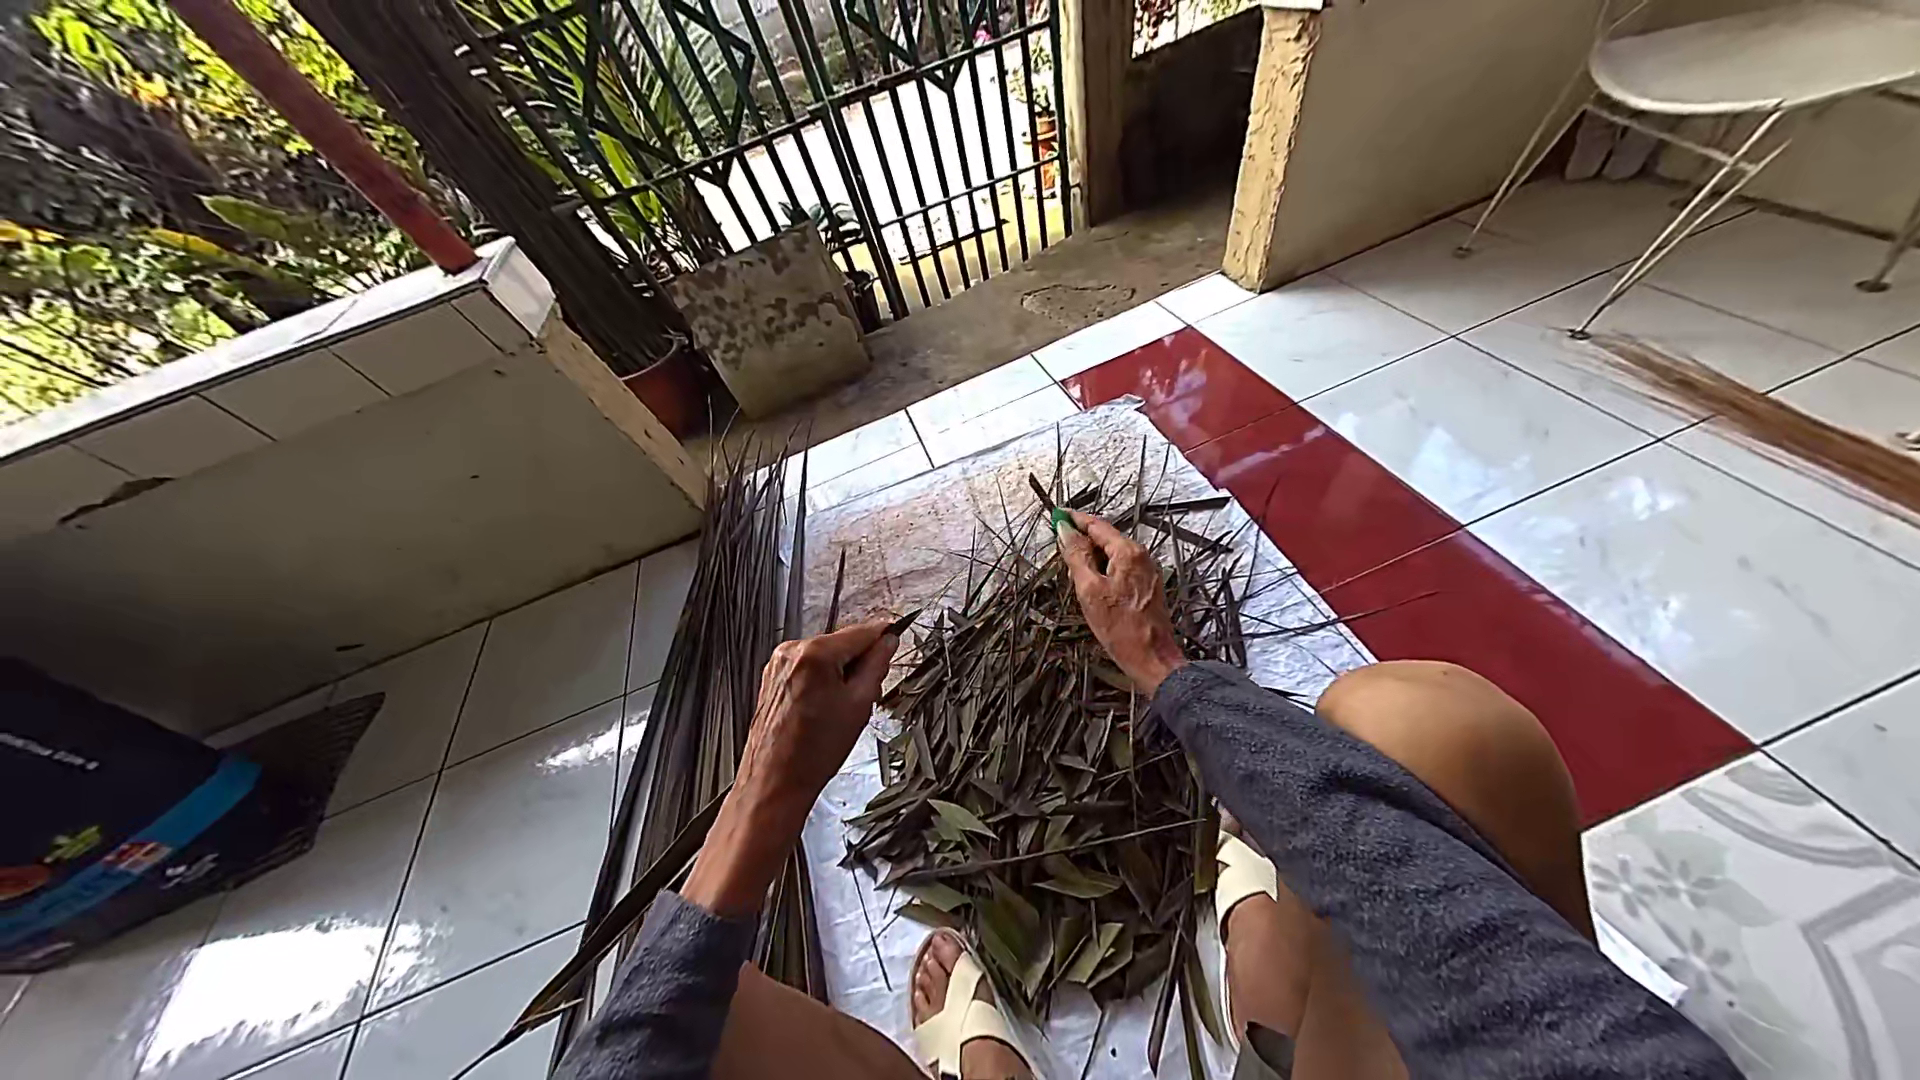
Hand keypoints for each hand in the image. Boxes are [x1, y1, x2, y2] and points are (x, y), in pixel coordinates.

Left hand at [683, 617, 898, 915]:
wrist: (775, 781)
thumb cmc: (811, 752)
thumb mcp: (860, 704)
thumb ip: (877, 665)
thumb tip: (887, 642)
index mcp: (815, 653)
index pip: (862, 631)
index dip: (884, 635)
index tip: (897, 636)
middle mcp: (792, 651)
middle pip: (842, 642)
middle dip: (860, 661)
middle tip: (868, 692)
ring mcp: (778, 664)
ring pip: (826, 655)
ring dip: (841, 671)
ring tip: (841, 708)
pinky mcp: (772, 677)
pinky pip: (808, 667)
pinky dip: (822, 680)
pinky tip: (824, 709)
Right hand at [1057, 510, 1187, 695]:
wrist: (1151, 657)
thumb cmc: (1121, 628)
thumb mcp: (1089, 589)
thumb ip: (1077, 556)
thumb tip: (1065, 531)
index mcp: (1128, 552)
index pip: (1097, 524)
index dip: (1074, 519)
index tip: (1058, 516)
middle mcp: (1141, 556)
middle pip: (1106, 538)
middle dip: (1082, 540)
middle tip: (1060, 545)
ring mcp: (1146, 571)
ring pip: (1112, 554)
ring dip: (1092, 557)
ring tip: (1073, 570)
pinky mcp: (1147, 585)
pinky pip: (1121, 568)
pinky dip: (1103, 570)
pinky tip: (1092, 585)